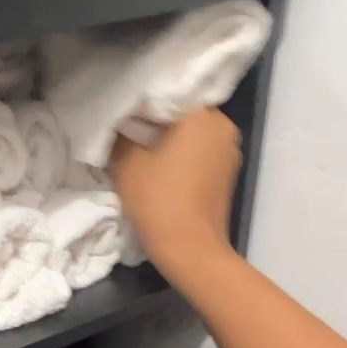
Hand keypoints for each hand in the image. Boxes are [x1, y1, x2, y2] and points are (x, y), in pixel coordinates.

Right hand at [109, 108, 242, 274]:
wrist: (191, 251)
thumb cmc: (159, 202)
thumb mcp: (127, 165)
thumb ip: (120, 138)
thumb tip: (116, 126)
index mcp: (202, 116)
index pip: (166, 96)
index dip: (140, 106)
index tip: (120, 117)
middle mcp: (223, 127)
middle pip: (182, 115)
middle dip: (156, 123)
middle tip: (128, 134)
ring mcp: (230, 152)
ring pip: (192, 136)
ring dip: (169, 142)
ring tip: (142, 152)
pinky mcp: (227, 175)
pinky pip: (200, 155)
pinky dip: (182, 158)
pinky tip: (161, 169)